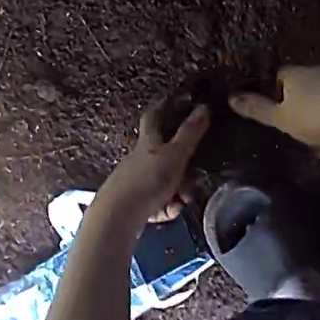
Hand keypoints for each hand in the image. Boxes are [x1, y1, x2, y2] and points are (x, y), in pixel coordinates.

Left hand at [92, 104, 210, 226]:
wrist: (115, 219)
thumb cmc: (147, 181)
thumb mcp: (175, 156)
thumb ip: (190, 134)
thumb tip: (204, 106)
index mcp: (147, 142)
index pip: (154, 117)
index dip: (164, 106)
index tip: (176, 100)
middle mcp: (137, 158)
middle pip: (163, 155)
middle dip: (180, 167)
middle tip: (191, 180)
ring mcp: (132, 180)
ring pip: (162, 181)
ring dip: (175, 192)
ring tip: (179, 202)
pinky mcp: (129, 202)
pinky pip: (154, 202)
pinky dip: (163, 207)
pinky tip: (165, 214)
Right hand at [229, 66, 319, 149]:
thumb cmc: (316, 119)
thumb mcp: (282, 120)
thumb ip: (258, 110)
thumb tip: (231, 98)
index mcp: (295, 74)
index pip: (280, 76)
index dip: (277, 92)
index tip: (279, 112)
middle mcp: (318, 69)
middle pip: (305, 84)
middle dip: (303, 103)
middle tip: (303, 128)